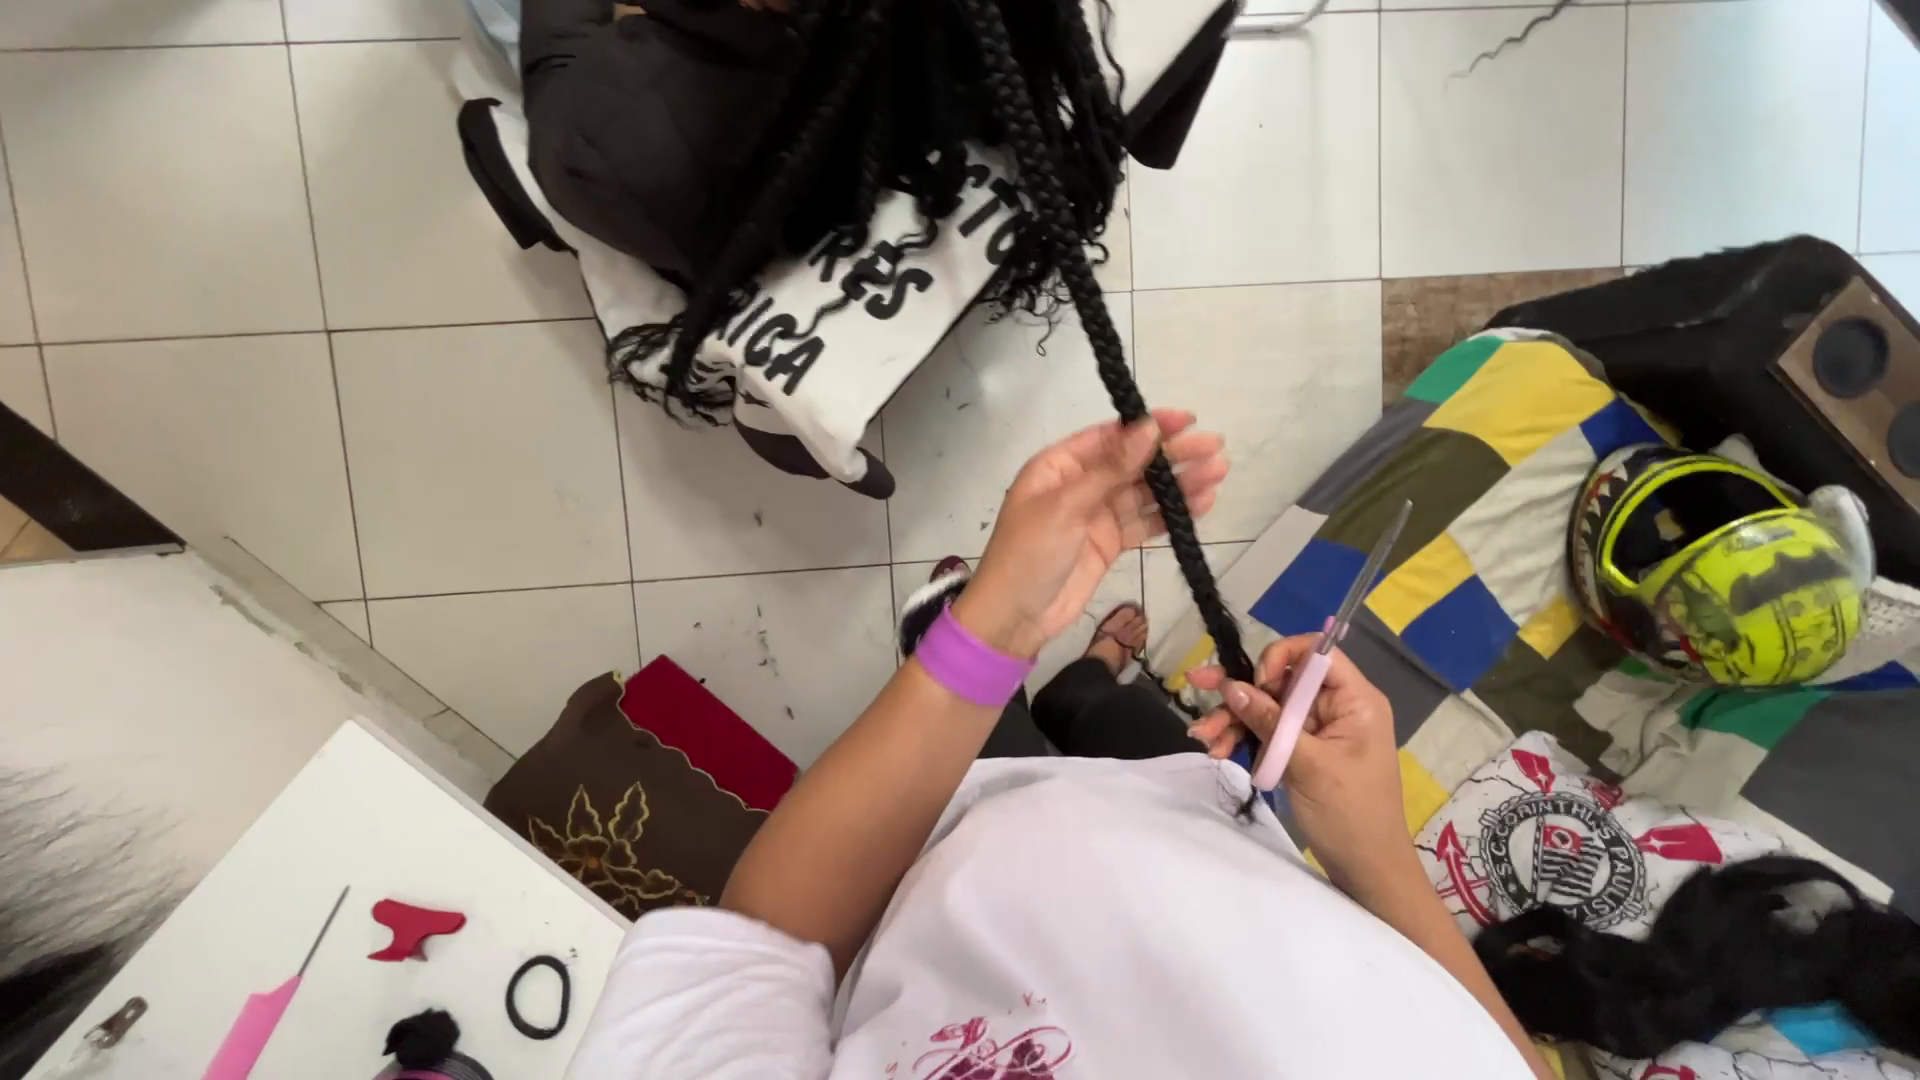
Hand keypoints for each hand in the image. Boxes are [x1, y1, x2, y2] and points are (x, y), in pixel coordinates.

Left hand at [952, 410, 1227, 658]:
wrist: (1015, 616)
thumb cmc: (1029, 552)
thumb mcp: (1066, 505)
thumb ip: (1111, 469)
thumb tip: (1149, 429)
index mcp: (1057, 466)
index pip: (1109, 437)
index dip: (1147, 427)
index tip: (1187, 421)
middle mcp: (1078, 485)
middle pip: (1131, 463)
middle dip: (1171, 455)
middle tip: (1214, 447)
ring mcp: (1095, 515)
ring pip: (1143, 493)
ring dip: (1178, 484)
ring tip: (1218, 473)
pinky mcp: (1109, 544)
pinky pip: (1144, 523)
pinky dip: (1170, 515)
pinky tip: (1202, 504)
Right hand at [1186, 637, 1412, 888]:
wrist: (1366, 870)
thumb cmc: (1351, 815)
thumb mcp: (1308, 766)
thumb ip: (1269, 722)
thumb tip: (1231, 686)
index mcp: (1354, 700)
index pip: (1316, 653)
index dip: (1282, 656)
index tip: (1256, 682)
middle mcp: (1333, 705)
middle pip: (1280, 678)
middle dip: (1239, 690)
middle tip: (1196, 686)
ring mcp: (1313, 727)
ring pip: (1264, 704)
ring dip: (1231, 718)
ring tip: (1203, 738)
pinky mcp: (1297, 746)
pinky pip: (1263, 729)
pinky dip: (1239, 737)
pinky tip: (1217, 750)